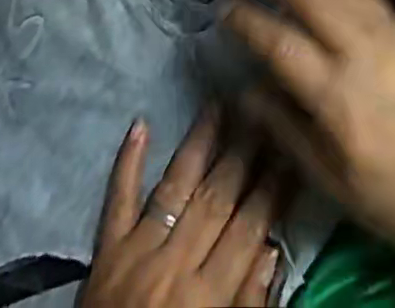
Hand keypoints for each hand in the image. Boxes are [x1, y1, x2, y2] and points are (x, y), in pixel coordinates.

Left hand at [77, 109, 284, 307]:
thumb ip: (249, 304)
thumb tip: (271, 249)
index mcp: (210, 296)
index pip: (249, 229)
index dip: (272, 188)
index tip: (288, 151)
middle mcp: (176, 263)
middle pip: (216, 200)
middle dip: (242, 155)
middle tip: (259, 113)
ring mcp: (138, 248)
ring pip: (174, 187)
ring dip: (197, 144)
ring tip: (216, 106)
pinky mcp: (106, 244)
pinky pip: (117, 197)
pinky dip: (127, 160)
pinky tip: (140, 125)